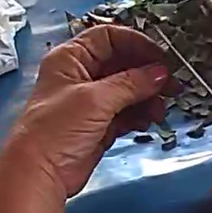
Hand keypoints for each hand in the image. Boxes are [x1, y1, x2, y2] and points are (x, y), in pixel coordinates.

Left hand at [0, 25, 170, 198]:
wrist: (39, 174)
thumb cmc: (57, 129)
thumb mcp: (95, 99)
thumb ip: (131, 83)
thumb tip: (161, 73)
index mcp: (71, 59)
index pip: (109, 38)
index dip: (136, 44)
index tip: (162, 57)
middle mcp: (80, 76)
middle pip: (122, 64)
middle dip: (148, 74)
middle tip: (172, 86)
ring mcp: (90, 103)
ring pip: (128, 91)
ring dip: (147, 98)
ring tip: (161, 111)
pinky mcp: (99, 127)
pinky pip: (126, 114)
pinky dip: (139, 115)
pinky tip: (149, 121)